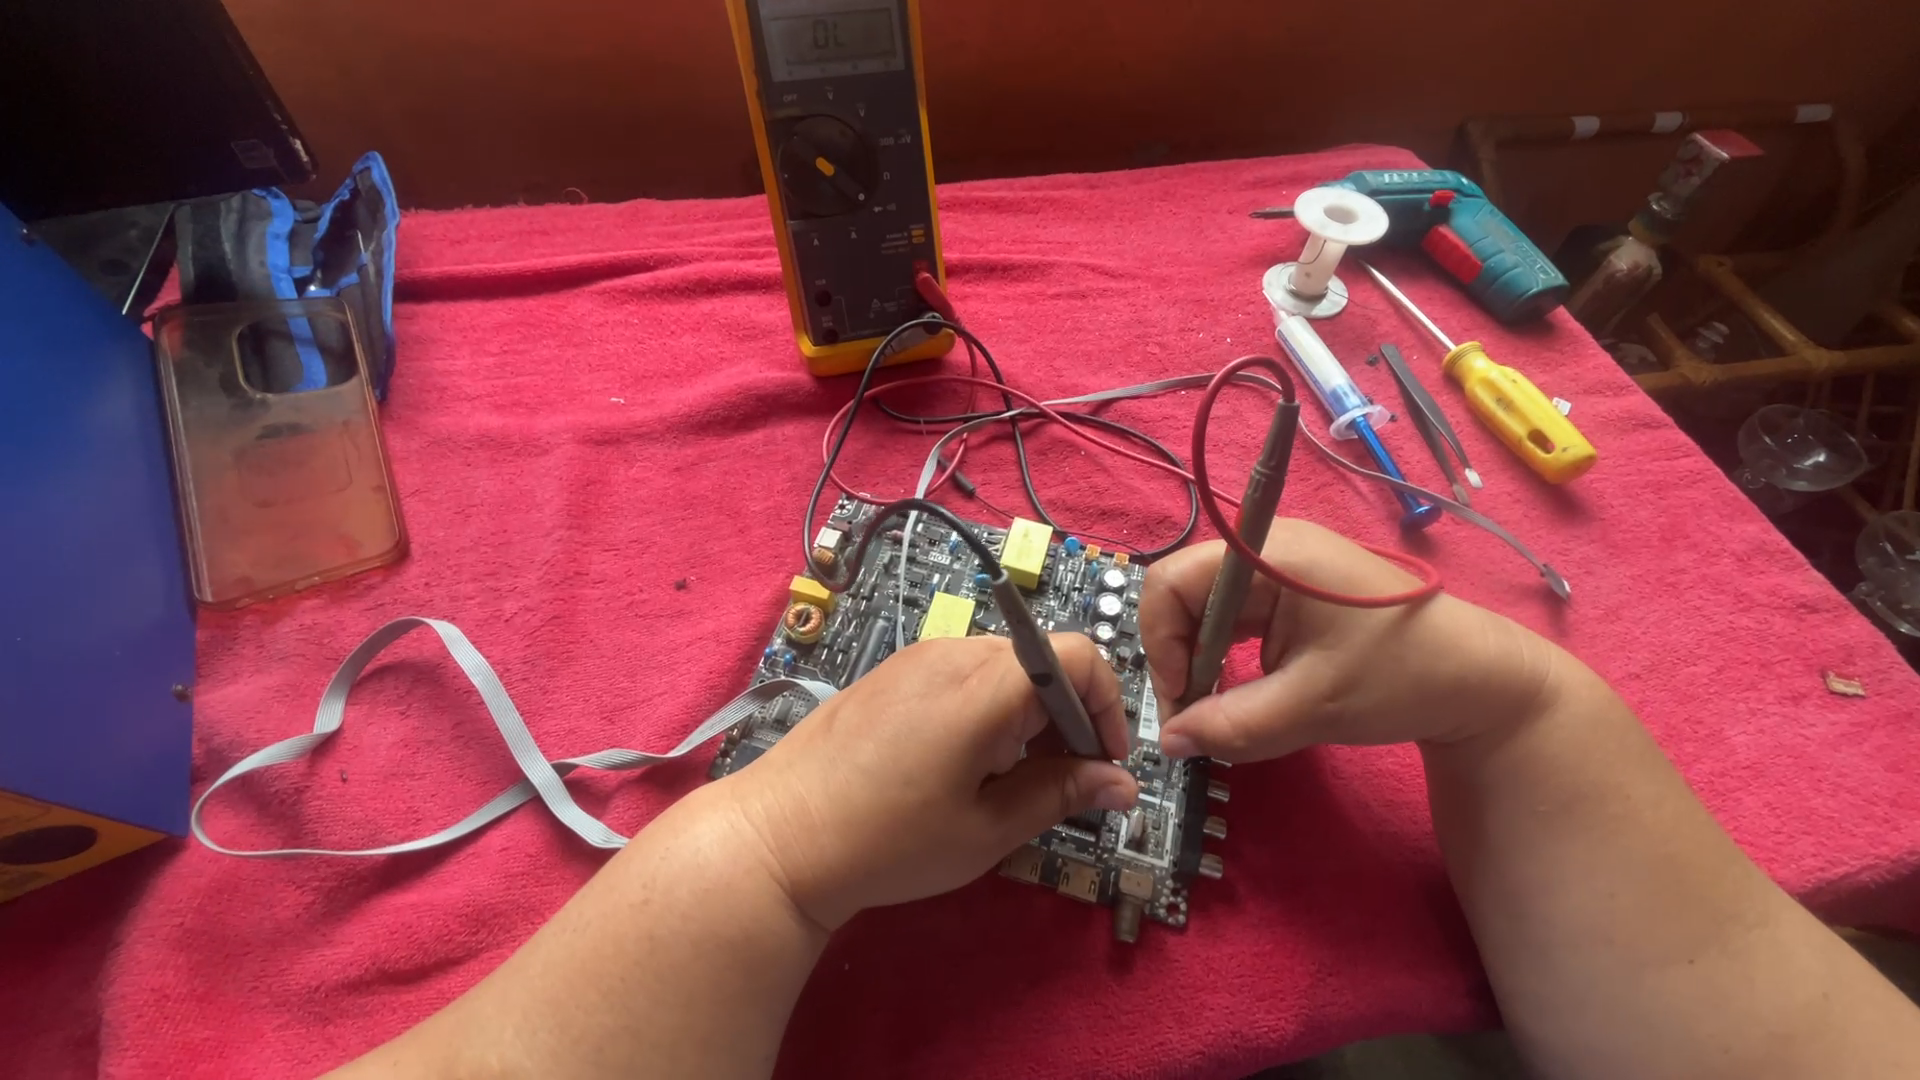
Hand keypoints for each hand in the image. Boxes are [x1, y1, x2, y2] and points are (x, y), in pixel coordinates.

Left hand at [714, 634, 1137, 929]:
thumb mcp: (985, 829)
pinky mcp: (894, 672)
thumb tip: (1121, 785)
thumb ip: (1061, 794)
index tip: (1102, 764)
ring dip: (1029, 713)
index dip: (1106, 705)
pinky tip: (964, 761)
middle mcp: (952, 653)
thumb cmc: (887, 840)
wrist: (778, 836)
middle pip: (1041, 660)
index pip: (1076, 655)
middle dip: (1068, 716)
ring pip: (1003, 666)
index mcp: (983, 684)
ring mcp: (918, 658)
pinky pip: (963, 673)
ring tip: (1009, 777)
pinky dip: (989, 707)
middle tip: (1061, 781)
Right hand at [1140, 519, 1569, 762]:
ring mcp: (1275, 569)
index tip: (1182, 699)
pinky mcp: (1285, 593)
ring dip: (1199, 660)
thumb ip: (1231, 726)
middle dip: (1179, 657)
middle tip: (1194, 715)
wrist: (1482, 679)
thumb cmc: (1403, 678)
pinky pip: (1230, 620)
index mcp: (1268, 554)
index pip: (1171, 581)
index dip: (1162, 640)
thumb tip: (1168, 744)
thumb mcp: (1311, 708)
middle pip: (1183, 594)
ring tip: (1214, 708)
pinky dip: (1222, 657)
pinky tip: (1237, 690)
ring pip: (1202, 610)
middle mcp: (1263, 550)